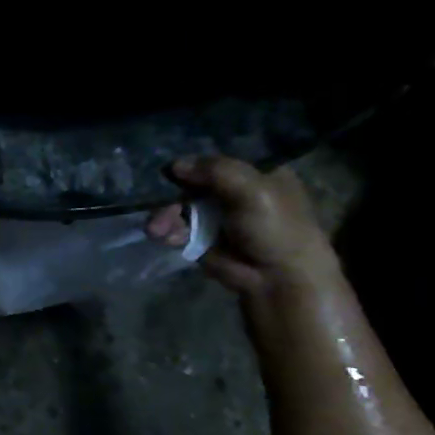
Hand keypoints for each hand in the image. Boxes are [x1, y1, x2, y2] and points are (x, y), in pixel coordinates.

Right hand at [146, 155, 339, 296]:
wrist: (277, 278)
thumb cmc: (276, 228)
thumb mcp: (253, 190)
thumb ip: (216, 171)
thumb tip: (174, 164)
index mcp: (253, 171)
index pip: (215, 156)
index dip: (191, 159)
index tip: (169, 166)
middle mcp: (230, 189)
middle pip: (189, 181)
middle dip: (170, 192)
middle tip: (157, 203)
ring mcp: (213, 214)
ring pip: (176, 204)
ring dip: (163, 215)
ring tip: (156, 229)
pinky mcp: (199, 237)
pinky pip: (174, 227)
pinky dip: (165, 231)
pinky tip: (164, 237)